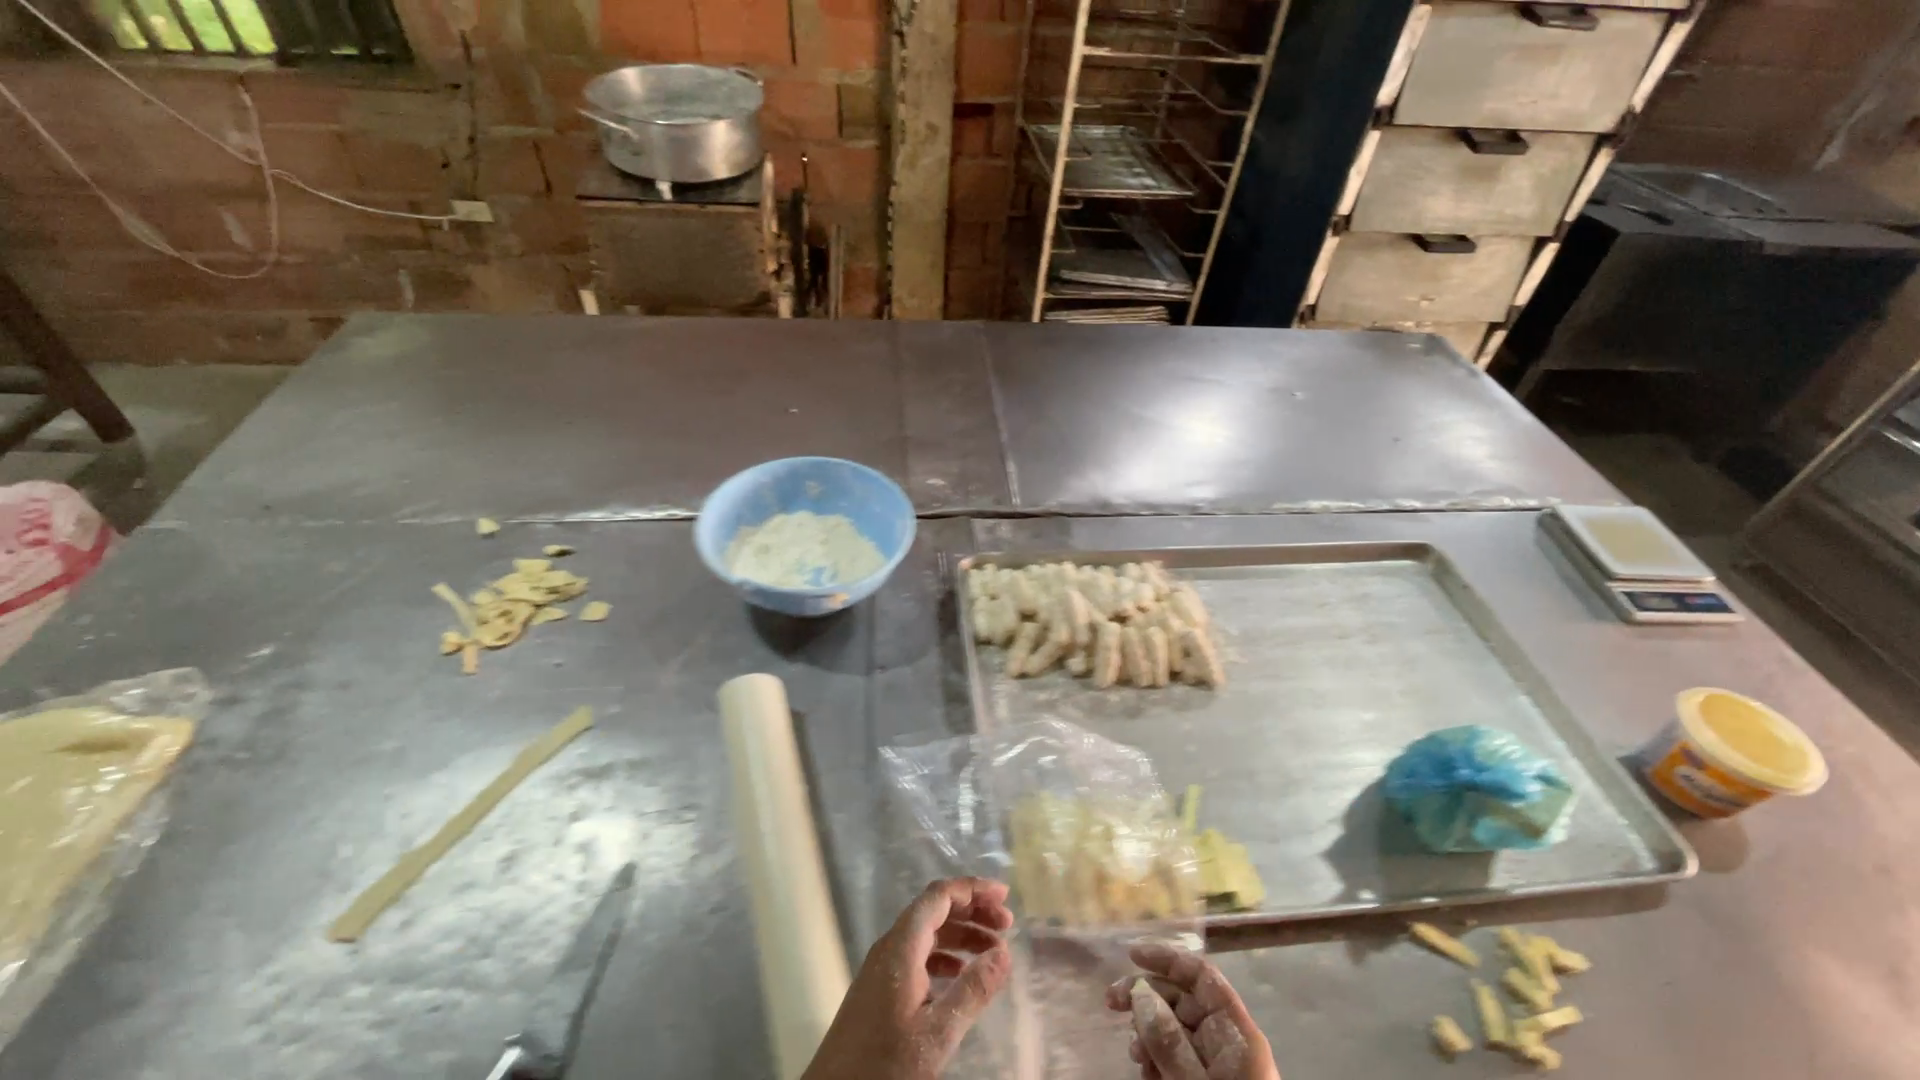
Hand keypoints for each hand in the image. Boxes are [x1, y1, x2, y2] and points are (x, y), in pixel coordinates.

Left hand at [801, 877, 1014, 1079]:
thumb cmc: (885, 1062)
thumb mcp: (937, 1033)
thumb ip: (972, 991)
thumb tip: (1004, 953)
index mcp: (901, 948)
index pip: (938, 897)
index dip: (972, 889)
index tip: (1005, 896)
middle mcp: (890, 948)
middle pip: (934, 911)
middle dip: (972, 911)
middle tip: (1006, 926)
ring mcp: (882, 967)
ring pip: (927, 934)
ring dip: (961, 935)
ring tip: (992, 952)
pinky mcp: (881, 988)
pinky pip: (918, 956)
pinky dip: (945, 957)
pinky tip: (961, 976)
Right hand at [1104, 943, 1280, 1079]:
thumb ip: (1167, 1039)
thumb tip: (1141, 992)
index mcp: (1236, 1034)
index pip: (1203, 977)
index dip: (1168, 959)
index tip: (1130, 955)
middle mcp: (1228, 1043)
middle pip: (1183, 1000)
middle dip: (1145, 997)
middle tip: (1110, 1002)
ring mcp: (1218, 1068)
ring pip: (1175, 1030)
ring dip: (1148, 1033)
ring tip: (1135, 1057)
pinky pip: (1176, 1060)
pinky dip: (1156, 1060)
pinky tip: (1145, 1075)